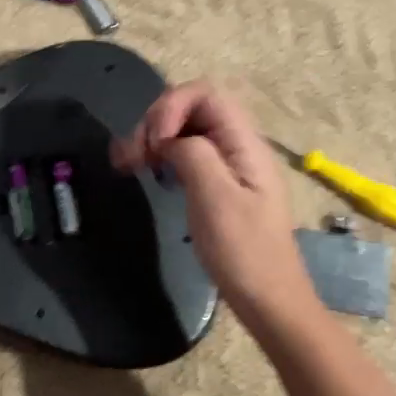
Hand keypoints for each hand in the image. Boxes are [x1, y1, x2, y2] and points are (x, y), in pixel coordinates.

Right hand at [111, 81, 314, 318]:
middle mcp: (238, 147)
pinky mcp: (217, 185)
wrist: (268, 301)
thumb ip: (193, 154)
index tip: (153, 142)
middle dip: (155, 122)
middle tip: (133, 157)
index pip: (205, 94)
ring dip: (151, 139)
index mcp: (245, 145)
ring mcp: (228, 166)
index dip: (170, 106)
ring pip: (183, 130)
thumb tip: (170, 139)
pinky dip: (159, 155)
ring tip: (127, 163)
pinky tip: (143, 171)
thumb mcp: (216, 199)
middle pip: (191, 108)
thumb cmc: (244, 252)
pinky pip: (184, 153)